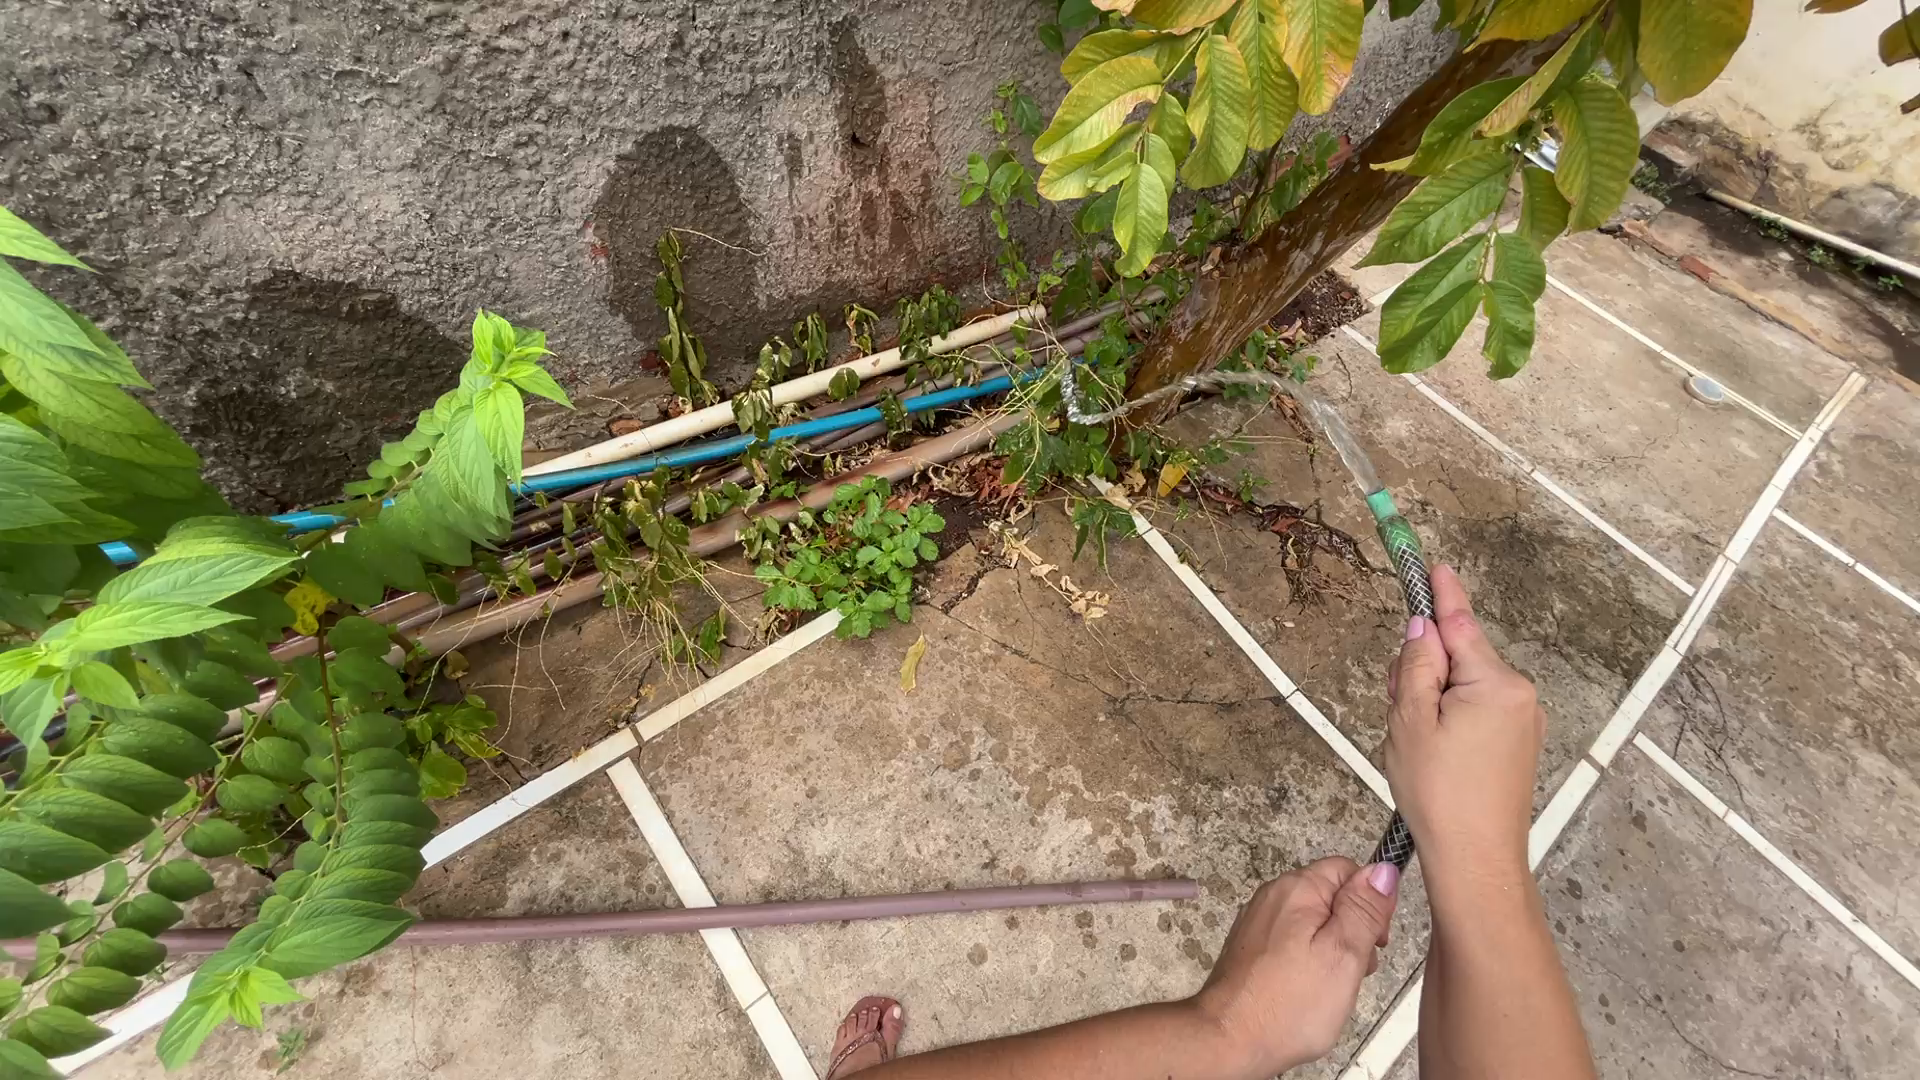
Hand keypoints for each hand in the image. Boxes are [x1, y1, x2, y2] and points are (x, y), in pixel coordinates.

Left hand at [1191, 856, 1399, 1074]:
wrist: (1233, 1034)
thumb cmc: (1289, 1002)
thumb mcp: (1343, 954)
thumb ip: (1364, 910)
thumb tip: (1383, 869)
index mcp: (1296, 888)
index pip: (1346, 869)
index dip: (1370, 903)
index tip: (1374, 940)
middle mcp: (1274, 894)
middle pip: (1332, 896)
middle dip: (1352, 930)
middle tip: (1351, 968)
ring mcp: (1261, 918)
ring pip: (1316, 920)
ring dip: (1334, 948)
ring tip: (1331, 985)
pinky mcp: (1255, 941)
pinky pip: (1296, 938)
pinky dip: (1311, 958)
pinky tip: (1310, 987)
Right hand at [1383, 564, 1544, 879]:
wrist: (1474, 856)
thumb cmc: (1437, 786)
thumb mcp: (1410, 718)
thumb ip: (1416, 665)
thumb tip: (1421, 627)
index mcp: (1495, 684)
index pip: (1460, 624)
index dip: (1442, 593)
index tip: (1436, 562)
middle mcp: (1518, 694)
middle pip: (1455, 655)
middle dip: (1420, 669)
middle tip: (1398, 708)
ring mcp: (1520, 719)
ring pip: (1458, 682)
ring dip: (1427, 695)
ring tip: (1412, 736)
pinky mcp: (1513, 740)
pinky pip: (1471, 705)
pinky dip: (1443, 711)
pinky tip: (1429, 744)